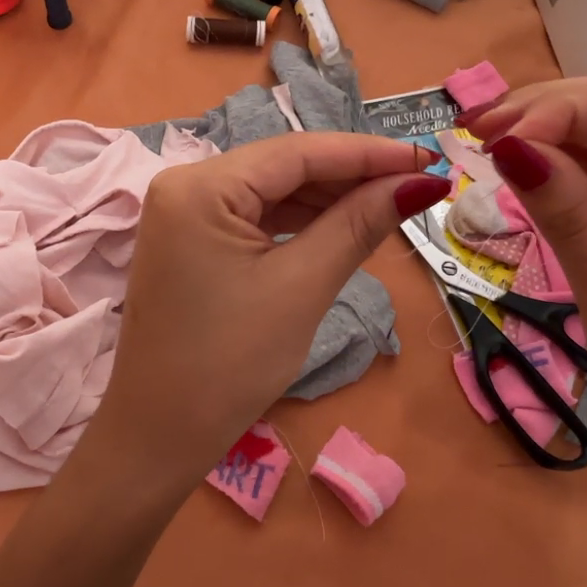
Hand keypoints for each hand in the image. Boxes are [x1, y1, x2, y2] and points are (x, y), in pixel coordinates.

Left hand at [94, 132, 448, 484]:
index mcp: (199, 186)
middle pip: (283, 166)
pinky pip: (253, 214)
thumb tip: (419, 184)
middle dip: (351, 174)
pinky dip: (298, 220)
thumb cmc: (230, 363)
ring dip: (328, 197)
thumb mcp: (301, 287)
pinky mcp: (190, 238)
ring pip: (270, 189)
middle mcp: (185, 183)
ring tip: (391, 204)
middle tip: (419, 185)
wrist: (158, 435)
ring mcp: (183, 211)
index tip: (428, 159)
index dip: (367, 152)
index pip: (297, 152)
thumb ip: (357, 225)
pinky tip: (341, 224)